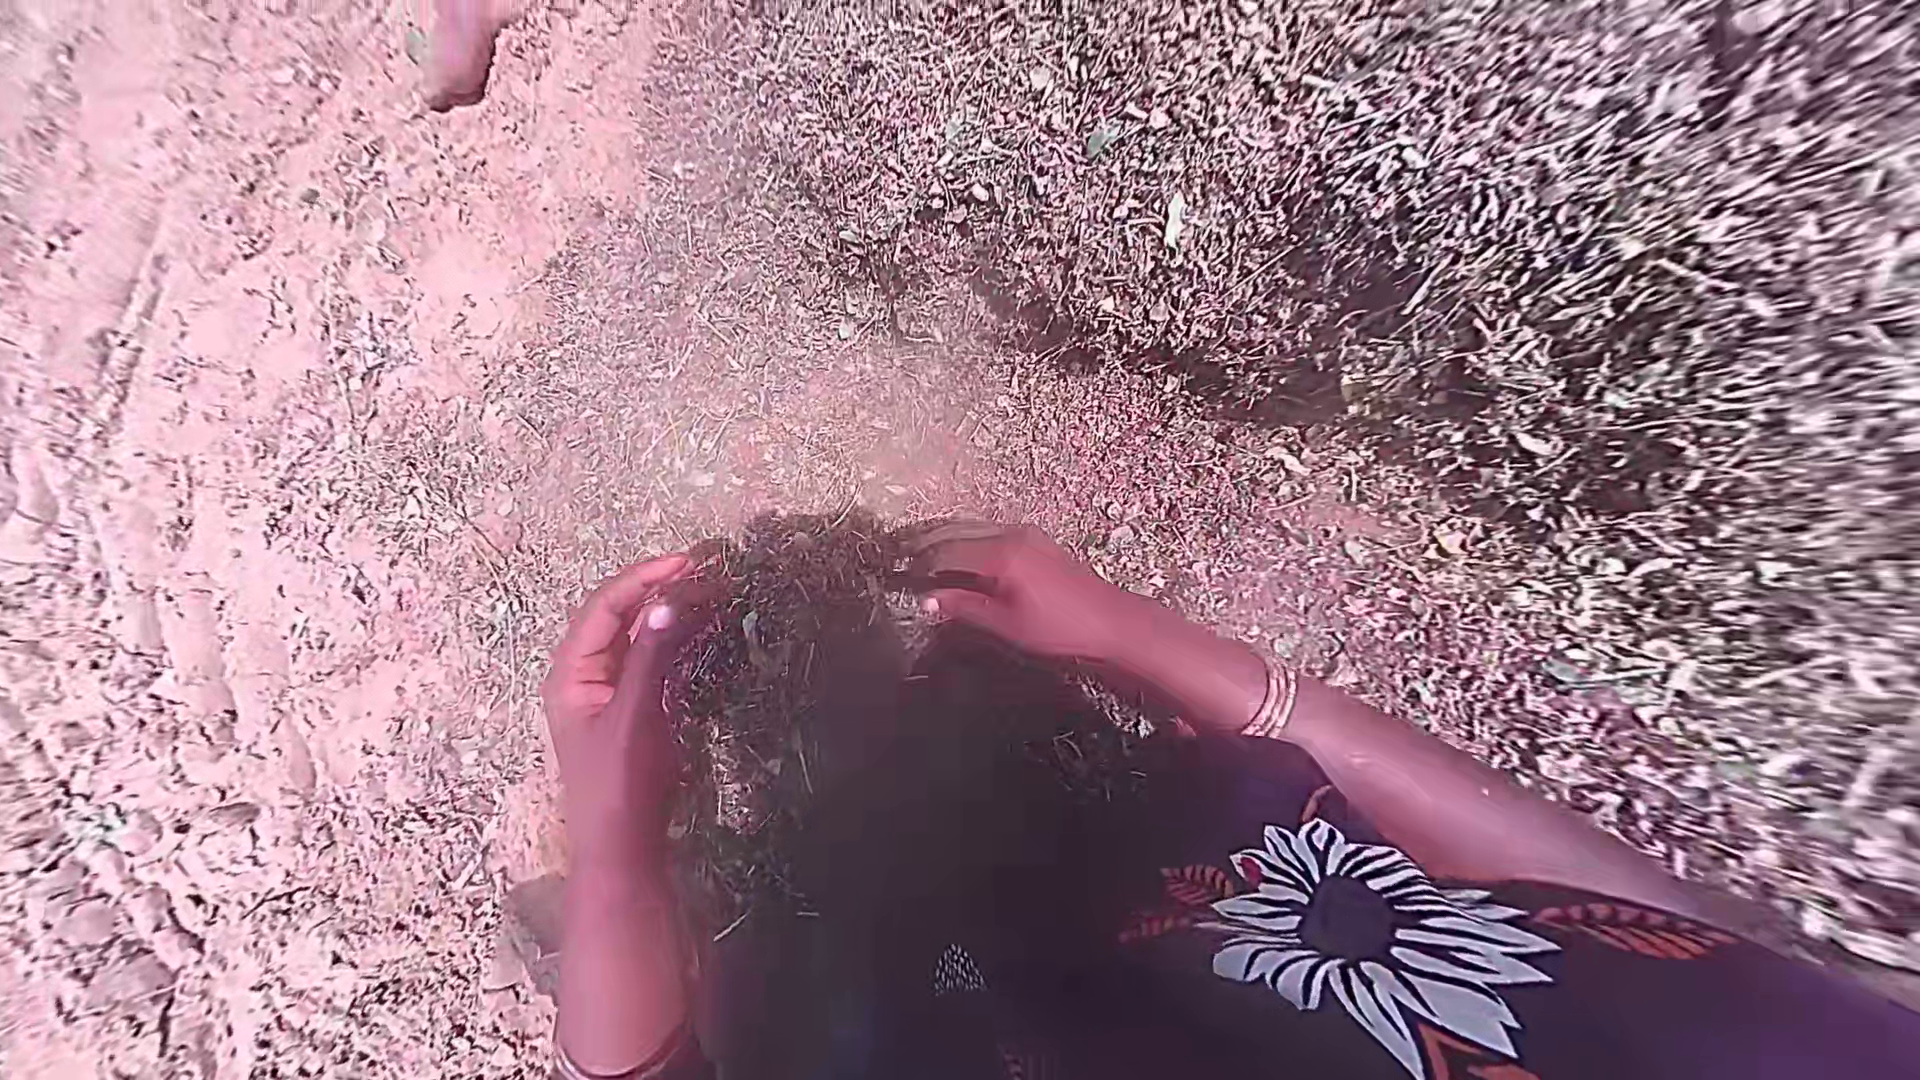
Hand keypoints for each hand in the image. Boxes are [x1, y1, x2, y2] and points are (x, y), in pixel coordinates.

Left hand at [541, 554, 718, 874]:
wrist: (626, 844)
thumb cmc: (620, 782)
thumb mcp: (635, 716)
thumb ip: (650, 658)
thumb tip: (667, 603)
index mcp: (570, 673)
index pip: (603, 607)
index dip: (642, 578)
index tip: (685, 562)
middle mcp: (586, 674)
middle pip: (618, 615)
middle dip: (656, 587)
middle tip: (701, 569)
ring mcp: (610, 689)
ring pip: (637, 634)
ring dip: (668, 609)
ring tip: (706, 589)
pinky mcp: (634, 702)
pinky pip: (653, 657)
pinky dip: (676, 636)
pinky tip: (702, 626)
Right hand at [904, 522, 1148, 663]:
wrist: (1111, 620)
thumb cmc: (1062, 627)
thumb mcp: (1006, 623)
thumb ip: (965, 607)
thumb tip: (928, 601)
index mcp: (1001, 554)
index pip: (946, 553)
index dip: (920, 564)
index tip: (900, 573)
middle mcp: (1011, 534)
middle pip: (955, 532)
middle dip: (927, 544)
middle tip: (901, 556)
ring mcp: (1025, 534)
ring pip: (973, 529)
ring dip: (946, 540)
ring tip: (923, 555)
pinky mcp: (1036, 539)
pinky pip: (990, 532)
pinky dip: (968, 540)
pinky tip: (961, 556)